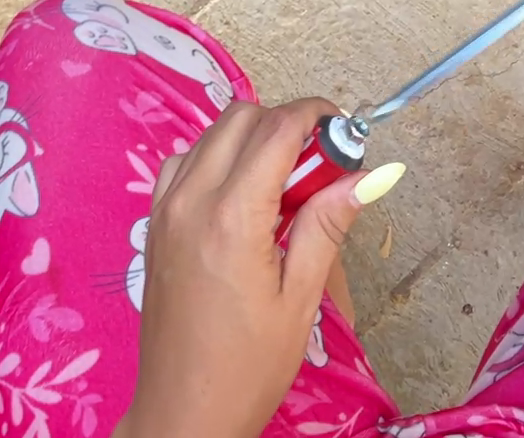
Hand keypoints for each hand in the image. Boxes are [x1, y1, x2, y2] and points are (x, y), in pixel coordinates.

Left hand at [116, 99, 405, 437]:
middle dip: (285, 123)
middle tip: (316, 161)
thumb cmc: (248, 365)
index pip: (278, 129)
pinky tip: (238, 190)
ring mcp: (166, 205)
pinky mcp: (154, 219)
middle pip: (243, 117)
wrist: (181, 414)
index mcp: (233, 215)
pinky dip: (216, 155)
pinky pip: (185, 159)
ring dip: (251, 136)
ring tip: (281, 179)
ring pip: (212, 132)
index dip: (315, 115)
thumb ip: (328, 224)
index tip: (341, 127)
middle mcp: (193, 197)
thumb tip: (368, 174)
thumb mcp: (300, 297)